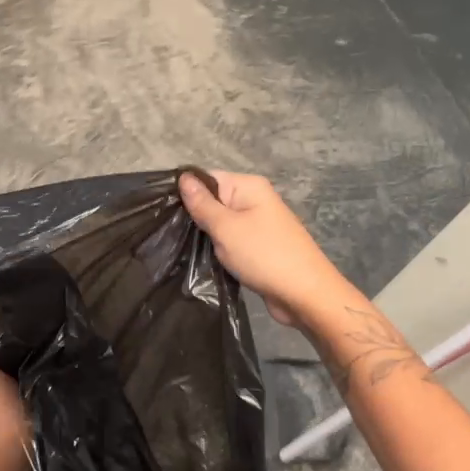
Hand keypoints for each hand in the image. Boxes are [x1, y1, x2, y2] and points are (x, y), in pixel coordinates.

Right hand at [178, 170, 354, 325]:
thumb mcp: (226, 228)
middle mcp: (254, 200)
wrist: (304, 294)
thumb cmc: (264, 255)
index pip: (207, 178)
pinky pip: (231, 241)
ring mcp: (258, 224)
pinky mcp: (258, 246)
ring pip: (221, 224)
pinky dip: (219, 249)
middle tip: (172, 234)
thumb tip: (183, 177)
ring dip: (206, 236)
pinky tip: (204, 259)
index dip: (186, 192)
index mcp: (248, 187)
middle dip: (195, 217)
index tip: (165, 211)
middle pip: (214, 201)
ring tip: (184, 248)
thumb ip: (202, 204)